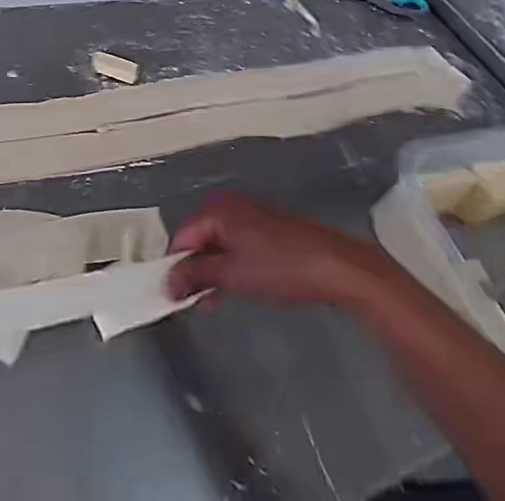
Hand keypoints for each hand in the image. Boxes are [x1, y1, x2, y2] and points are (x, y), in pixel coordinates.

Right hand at [165, 192, 396, 307]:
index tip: (172, 296)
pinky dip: (230, 263)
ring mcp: (252, 213)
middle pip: (197, 237)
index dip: (174, 267)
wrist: (337, 266)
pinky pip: (236, 242)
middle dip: (193, 269)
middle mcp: (232, 204)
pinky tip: (237, 286)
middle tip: (194, 300)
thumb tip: (167, 282)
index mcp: (218, 208)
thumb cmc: (282, 267)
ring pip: (217, 242)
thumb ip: (194, 276)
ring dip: (212, 270)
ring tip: (214, 299)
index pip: (180, 237)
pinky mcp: (268, 226)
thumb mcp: (231, 275)